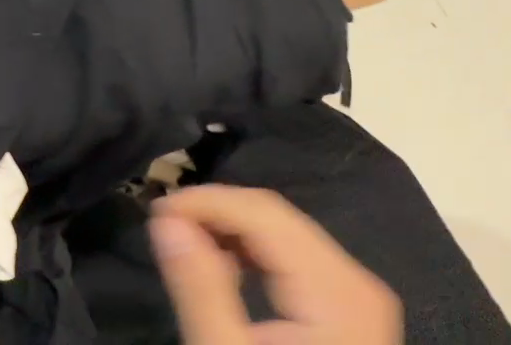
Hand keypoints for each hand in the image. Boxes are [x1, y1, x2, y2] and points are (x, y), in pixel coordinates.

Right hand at [149, 185, 400, 344]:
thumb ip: (198, 288)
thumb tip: (165, 220)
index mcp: (335, 292)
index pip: (260, 212)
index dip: (203, 202)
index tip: (153, 214)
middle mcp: (356, 281)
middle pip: (274, 215)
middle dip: (214, 212)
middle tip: (164, 229)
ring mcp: (357, 295)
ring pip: (283, 230)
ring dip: (230, 229)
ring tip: (187, 248)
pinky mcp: (349, 308)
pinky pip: (295, 255)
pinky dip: (253, 251)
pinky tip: (225, 269)